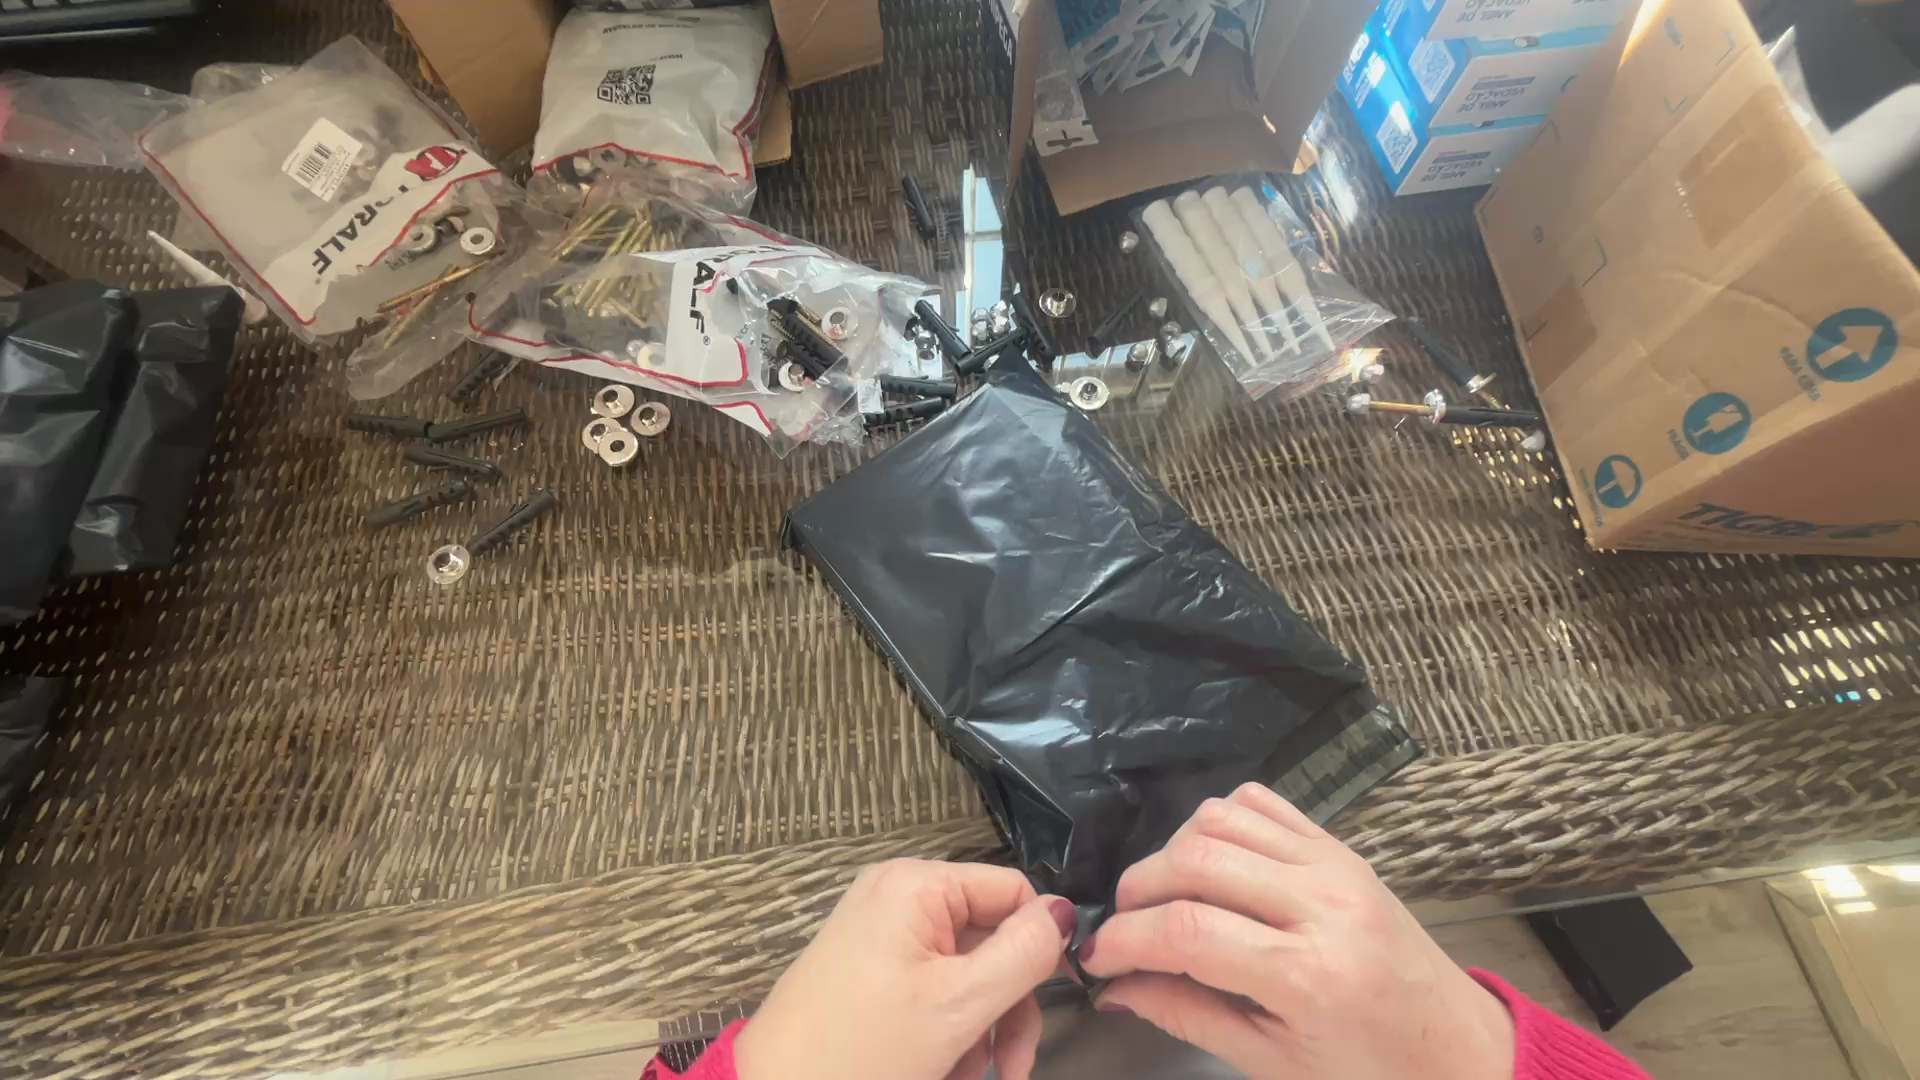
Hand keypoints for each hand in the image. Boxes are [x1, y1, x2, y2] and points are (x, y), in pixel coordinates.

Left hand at [734, 859, 1076, 1079]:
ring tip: (972, 1077)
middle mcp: (899, 894)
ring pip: (963, 969)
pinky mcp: (869, 965)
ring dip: (979, 1026)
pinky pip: (930, 984)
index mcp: (918, 883)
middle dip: (1006, 1005)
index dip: (1040, 943)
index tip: (1057, 1002)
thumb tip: (1066, 910)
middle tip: (1013, 1066)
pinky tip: (943, 1069)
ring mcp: (881, 930)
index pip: (1010, 891)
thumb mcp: (957, 1005)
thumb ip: (1021, 955)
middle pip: (988, 936)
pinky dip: (946, 1027)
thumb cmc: (866, 1047)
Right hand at [1077, 783, 1514, 1079]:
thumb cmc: (1372, 1075)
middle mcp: (1320, 903)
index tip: (1096, 955)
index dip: (1127, 938)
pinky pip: (1257, 801)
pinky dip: (1217, 820)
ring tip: (1166, 891)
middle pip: (1196, 862)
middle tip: (1124, 921)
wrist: (1466, 1051)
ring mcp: (1332, 862)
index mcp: (1310, 975)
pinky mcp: (1337, 843)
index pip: (1188, 932)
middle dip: (1140, 887)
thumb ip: (1186, 1014)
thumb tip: (1112, 987)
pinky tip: (1210, 858)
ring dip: (1173, 849)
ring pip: (1219, 819)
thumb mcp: (1274, 1063)